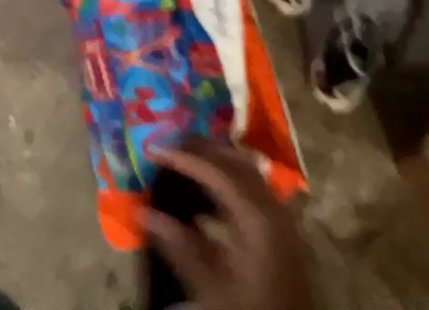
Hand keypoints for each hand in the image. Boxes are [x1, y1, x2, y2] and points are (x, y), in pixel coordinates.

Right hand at [142, 142, 314, 309]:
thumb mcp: (211, 287)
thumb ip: (180, 247)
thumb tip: (144, 213)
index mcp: (258, 216)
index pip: (217, 171)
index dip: (184, 157)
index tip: (154, 148)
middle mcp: (274, 208)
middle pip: (237, 163)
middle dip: (203, 150)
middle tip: (170, 142)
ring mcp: (284, 219)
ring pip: (249, 173)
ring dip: (218, 162)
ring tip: (186, 158)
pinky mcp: (285, 233)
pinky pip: (256, 190)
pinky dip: (231, 181)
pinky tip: (210, 194)